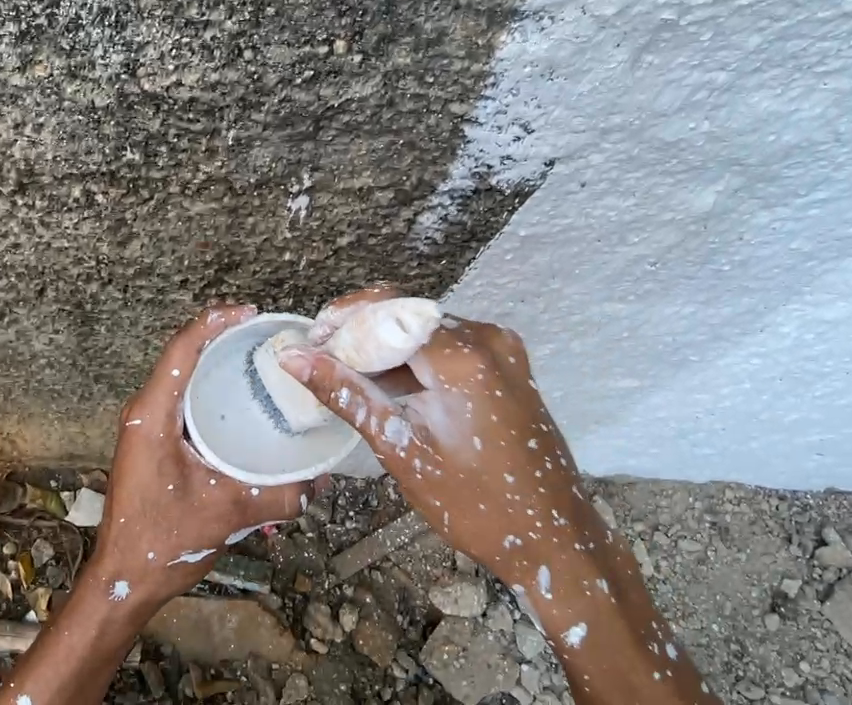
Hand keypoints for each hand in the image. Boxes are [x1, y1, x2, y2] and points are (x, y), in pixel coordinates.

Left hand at [86, 305, 313, 608]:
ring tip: (256, 360)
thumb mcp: (227, 513)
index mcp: (152, 414)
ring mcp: (145, 426)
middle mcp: (144, 411)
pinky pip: (182, 400)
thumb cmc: (162, 541)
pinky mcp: (152, 441)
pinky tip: (239, 403)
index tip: (249, 312)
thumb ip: (278, 496)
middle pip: (182, 356)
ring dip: (214, 364)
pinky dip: (208, 391)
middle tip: (262, 334)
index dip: (214, 322)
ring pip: (182, 377)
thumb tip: (318, 481)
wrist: (123, 579)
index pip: (182, 349)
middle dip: (220, 337)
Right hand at [280, 294, 589, 579]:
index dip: (341, 319)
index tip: (310, 343)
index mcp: (462, 355)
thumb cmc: (476, 503)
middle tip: (322, 361)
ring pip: (425, 328)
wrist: (557, 542)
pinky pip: (450, 345)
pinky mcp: (509, 366)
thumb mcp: (401, 449)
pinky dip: (415, 359)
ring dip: (385, 347)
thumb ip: (345, 393)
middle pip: (405, 314)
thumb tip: (293, 358)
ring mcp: (503, 350)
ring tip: (348, 377)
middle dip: (359, 333)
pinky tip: (391, 388)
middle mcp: (486, 338)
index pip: (386, 309)